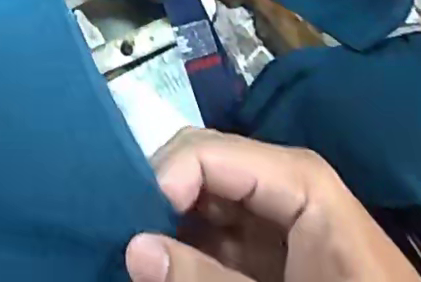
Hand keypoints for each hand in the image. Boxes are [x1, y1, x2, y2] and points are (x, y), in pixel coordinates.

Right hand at [125, 129, 420, 281]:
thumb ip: (208, 280)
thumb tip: (131, 248)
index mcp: (295, 177)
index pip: (205, 151)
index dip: (163, 181)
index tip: (130, 229)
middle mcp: (280, 180)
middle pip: (199, 167)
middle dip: (160, 200)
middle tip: (125, 240)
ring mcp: (276, 213)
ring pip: (201, 200)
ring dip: (169, 226)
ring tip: (139, 256)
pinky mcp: (271, 248)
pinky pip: (215, 232)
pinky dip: (189, 249)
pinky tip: (168, 268)